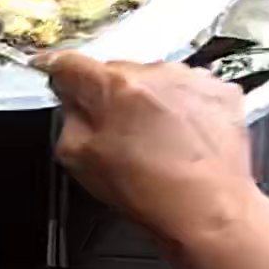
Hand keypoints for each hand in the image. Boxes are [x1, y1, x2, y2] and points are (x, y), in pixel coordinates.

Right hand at [37, 52, 261, 246]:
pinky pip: (182, 87)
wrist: (205, 206)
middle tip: (104, 125)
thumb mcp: (75, 156)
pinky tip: (173, 132)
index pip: (70, 62)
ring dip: (140, 97)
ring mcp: (193, 79)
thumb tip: (73, 102)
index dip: (52, 66)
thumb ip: (67, 118)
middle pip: (112, 70)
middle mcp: (154, 73)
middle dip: (103, 92)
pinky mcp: (222, 91)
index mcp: (113, 87)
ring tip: (144, 133)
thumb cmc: (141, 186)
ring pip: (148, 77)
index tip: (45, 68)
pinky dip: (173, 103)